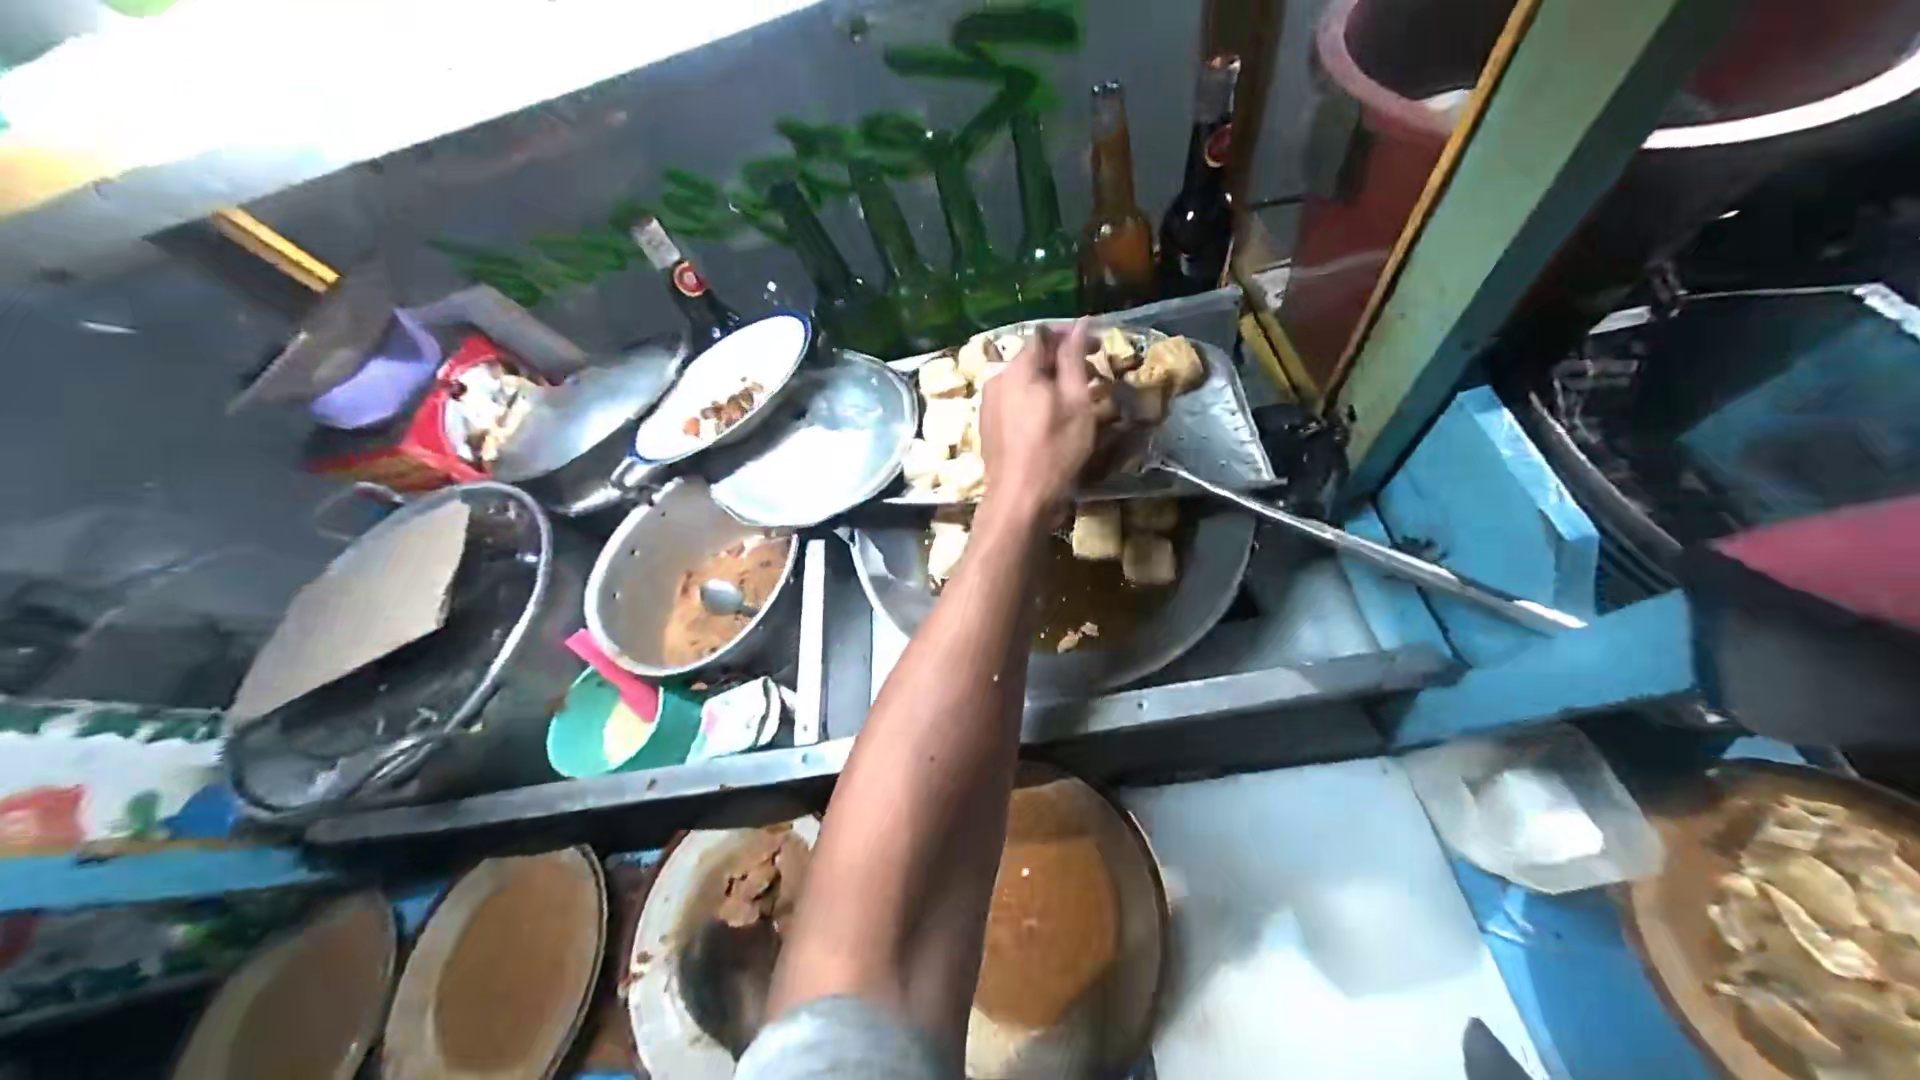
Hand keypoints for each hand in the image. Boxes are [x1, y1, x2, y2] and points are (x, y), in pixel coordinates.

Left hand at [978, 318, 1097, 523]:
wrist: (1018, 499)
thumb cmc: (1054, 449)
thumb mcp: (1075, 401)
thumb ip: (1075, 359)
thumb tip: (1081, 325)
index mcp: (1016, 369)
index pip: (1044, 335)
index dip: (1073, 335)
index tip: (1099, 346)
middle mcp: (996, 380)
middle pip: (1033, 358)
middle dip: (1064, 361)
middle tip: (1093, 375)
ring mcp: (989, 405)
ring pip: (1024, 381)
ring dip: (1052, 382)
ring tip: (1077, 399)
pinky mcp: (989, 426)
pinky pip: (1016, 401)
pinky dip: (1037, 400)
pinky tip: (1053, 418)